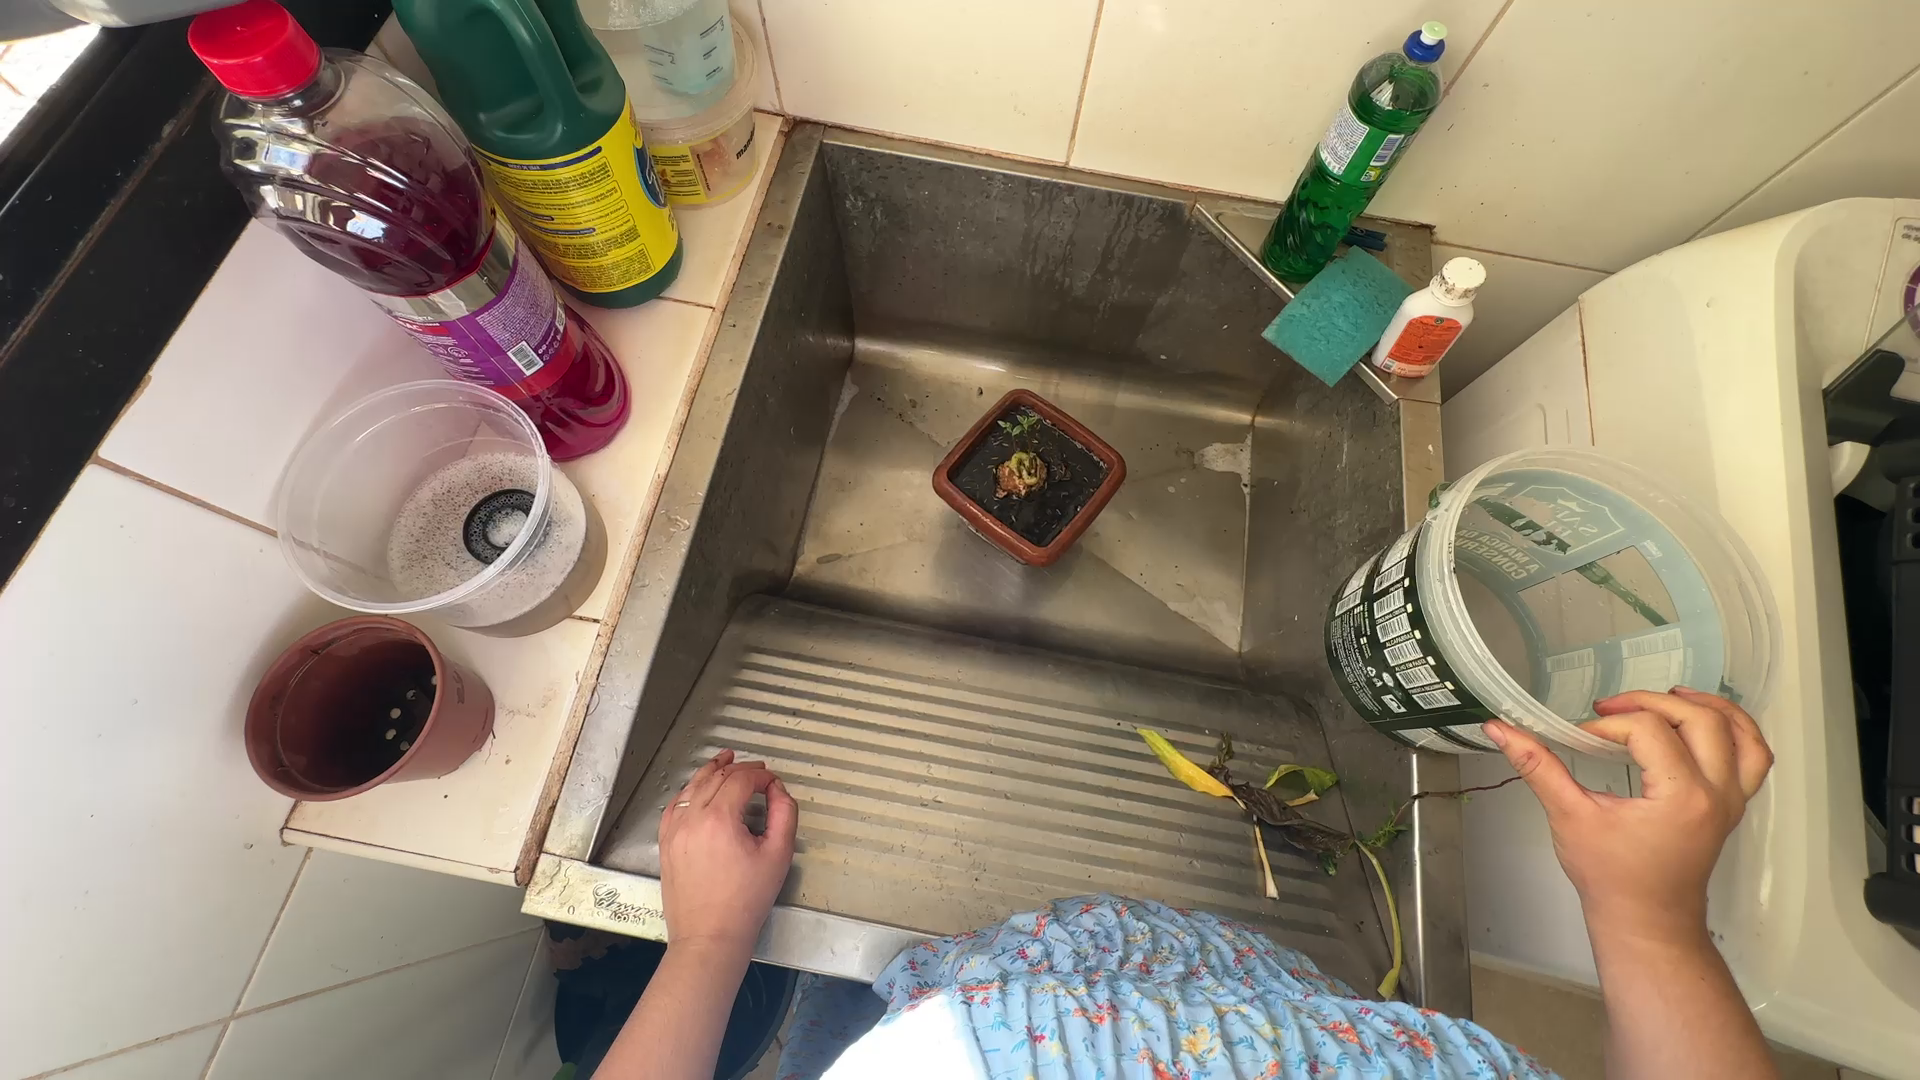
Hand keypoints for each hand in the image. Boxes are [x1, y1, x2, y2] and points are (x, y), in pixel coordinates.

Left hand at [658, 749, 797, 955]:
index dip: (761, 775)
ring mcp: (675, 831)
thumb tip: (777, 789)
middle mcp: (692, 819)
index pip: (741, 780)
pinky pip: (675, 805)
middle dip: (740, 769)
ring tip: (726, 759)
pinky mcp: (666, 844)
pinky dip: (689, 791)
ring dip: (712, 770)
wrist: (710, 937)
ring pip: (693, 786)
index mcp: (719, 819)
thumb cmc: (746, 900)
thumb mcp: (778, 853)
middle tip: (758, 770)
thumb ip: (784, 812)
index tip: (773, 782)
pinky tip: (698, 787)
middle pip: (717, 777)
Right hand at [1484, 688, 1771, 943]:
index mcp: (1681, 796)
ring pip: (1743, 735)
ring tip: (1665, 697)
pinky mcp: (1732, 804)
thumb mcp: (1567, 814)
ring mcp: (1733, 799)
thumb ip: (1536, 765)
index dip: (1607, 725)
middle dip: (1650, 703)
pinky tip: (1697, 720)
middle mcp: (1719, 793)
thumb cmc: (1608, 871)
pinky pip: (1752, 756)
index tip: (1579, 740)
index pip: (1649, 731)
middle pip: (1702, 721)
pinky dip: (1732, 730)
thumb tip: (1496, 727)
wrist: (1646, 916)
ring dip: (1707, 708)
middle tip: (1607, 709)